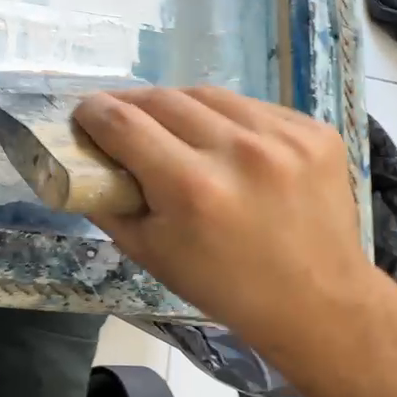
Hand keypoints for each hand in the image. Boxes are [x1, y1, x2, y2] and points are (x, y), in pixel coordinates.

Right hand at [74, 87, 378, 338]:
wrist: (318, 302)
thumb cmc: (221, 285)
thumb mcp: (146, 251)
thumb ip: (105, 202)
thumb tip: (78, 162)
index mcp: (190, 187)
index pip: (122, 123)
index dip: (92, 112)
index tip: (82, 114)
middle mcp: (238, 152)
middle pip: (160, 99)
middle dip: (127, 103)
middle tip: (114, 116)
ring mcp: (283, 137)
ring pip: (205, 94)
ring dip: (174, 105)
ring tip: (164, 124)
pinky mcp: (314, 131)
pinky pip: (248, 106)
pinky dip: (222, 117)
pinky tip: (219, 139)